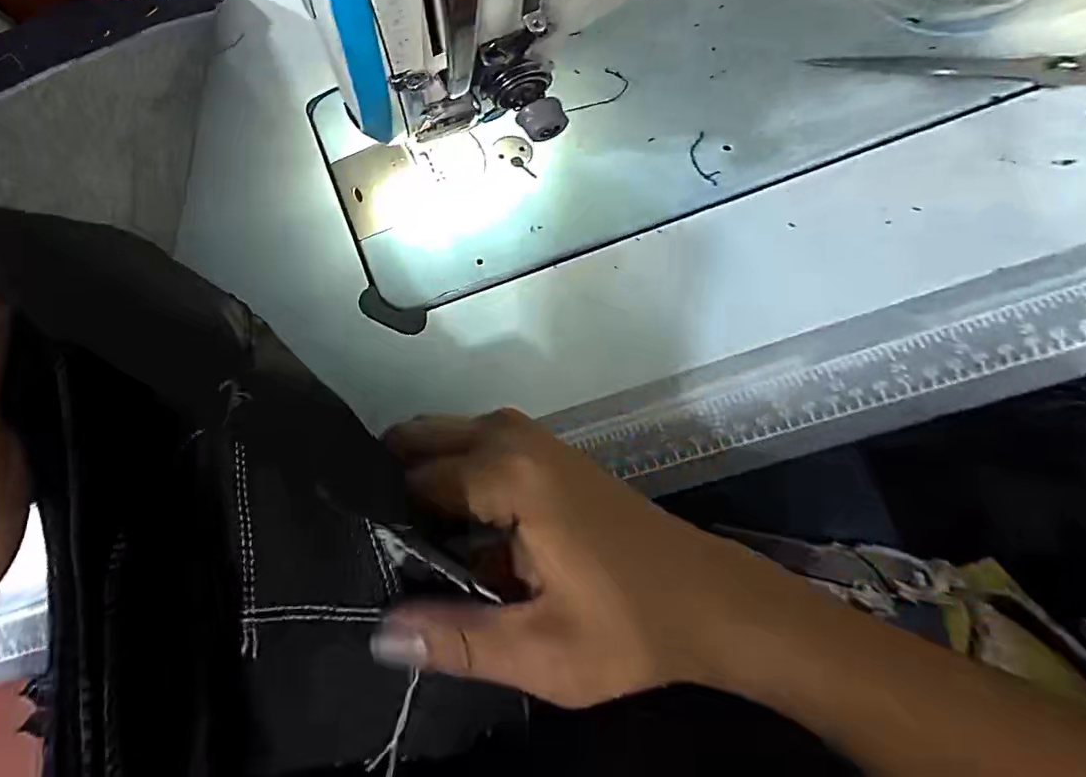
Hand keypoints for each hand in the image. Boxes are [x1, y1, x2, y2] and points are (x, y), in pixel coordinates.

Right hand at [373, 409, 837, 708]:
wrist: (710, 599)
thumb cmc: (630, 626)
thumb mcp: (543, 652)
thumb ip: (457, 639)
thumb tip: (379, 636)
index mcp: (508, 472)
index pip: (414, 481)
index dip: (390, 522)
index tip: (375, 562)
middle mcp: (510, 435)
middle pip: (419, 441)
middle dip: (394, 484)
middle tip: (387, 547)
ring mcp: (527, 434)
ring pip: (443, 438)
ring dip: (422, 480)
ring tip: (415, 543)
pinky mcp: (541, 446)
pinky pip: (471, 444)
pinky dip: (451, 473)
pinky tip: (456, 532)